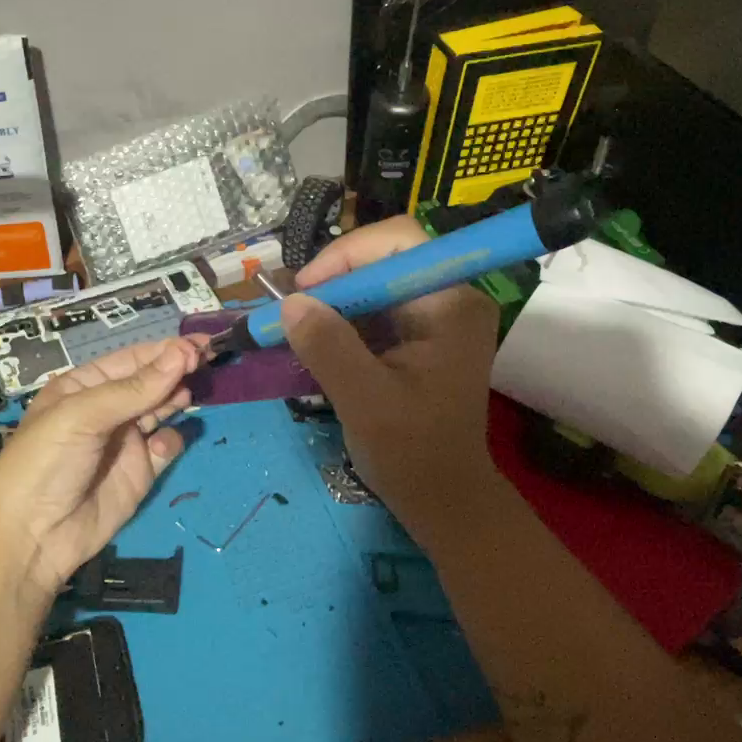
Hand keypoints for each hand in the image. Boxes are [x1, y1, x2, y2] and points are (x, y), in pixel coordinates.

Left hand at [0, 336, 201, 596]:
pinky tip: (160, 446)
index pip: (132, 359)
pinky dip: (170, 441)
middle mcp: (106, 410)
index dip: (165, 351)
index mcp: (84, 387)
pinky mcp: (140, 473)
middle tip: (205, 362)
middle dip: (177, 371)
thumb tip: (182, 353)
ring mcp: (125, 441)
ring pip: (162, 410)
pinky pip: (166, 447)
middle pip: (151, 382)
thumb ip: (134, 388)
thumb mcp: (82, 415)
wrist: (33, 535)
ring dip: (176, 400)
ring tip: (186, 397)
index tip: (199, 345)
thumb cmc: (46, 461)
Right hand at [284, 216, 505, 529]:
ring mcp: (434, 318)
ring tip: (294, 330)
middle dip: (332, 282)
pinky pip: (371, 311)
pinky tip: (313, 344)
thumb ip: (328, 347)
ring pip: (371, 285)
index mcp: (451, 304)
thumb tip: (290, 303)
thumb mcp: (365, 401)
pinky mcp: (417, 337)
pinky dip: (339, 323)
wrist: (443, 498)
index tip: (304, 290)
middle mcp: (448, 298)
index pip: (398, 243)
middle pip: (382, 260)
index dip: (345, 255)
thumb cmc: (413, 453)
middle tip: (291, 313)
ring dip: (330, 304)